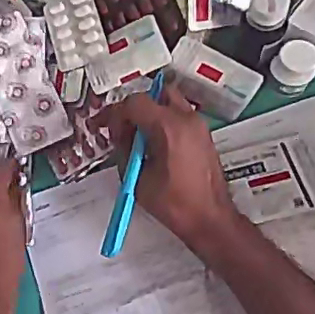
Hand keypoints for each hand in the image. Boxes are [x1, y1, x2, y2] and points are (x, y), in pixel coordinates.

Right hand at [105, 88, 244, 246]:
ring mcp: (198, 125)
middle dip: (134, 107)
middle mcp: (186, 119)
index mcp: (168, 127)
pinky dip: (163, 121)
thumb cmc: (175, 204)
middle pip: (154, 94)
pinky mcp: (203, 134)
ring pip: (168, 101)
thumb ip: (125, 151)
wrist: (210, 219)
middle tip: (121, 127)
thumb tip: (119, 136)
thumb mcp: (137, 179)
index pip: (135, 103)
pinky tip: (153, 144)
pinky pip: (179, 115)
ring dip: (150, 113)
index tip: (104, 125)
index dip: (115, 113)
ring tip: (137, 137)